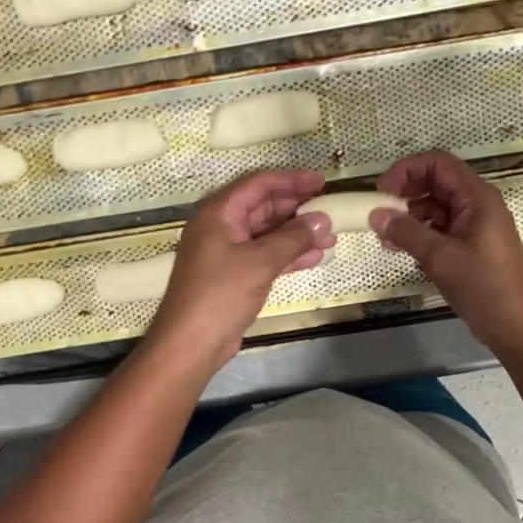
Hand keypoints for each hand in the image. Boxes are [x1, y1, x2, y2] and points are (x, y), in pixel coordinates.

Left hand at [147, 169, 333, 364]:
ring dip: (297, 234)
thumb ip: (293, 238)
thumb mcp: (260, 262)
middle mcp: (221, 226)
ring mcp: (227, 251)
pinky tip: (314, 258)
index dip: (292, 180)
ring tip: (329, 237)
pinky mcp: (234, 275)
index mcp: (219, 212)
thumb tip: (322, 220)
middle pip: (264, 207)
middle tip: (330, 211)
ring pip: (267, 233)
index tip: (322, 182)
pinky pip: (265, 256)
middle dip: (298, 210)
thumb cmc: (220, 295)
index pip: (259, 184)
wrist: (192, 342)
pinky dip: (288, 255)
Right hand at [369, 151, 522, 351]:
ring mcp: (475, 227)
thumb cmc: (484, 288)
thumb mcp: (441, 258)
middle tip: (378, 214)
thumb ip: (407, 233)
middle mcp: (477, 205)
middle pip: (436, 184)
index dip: (407, 170)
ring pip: (436, 209)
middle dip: (405, 194)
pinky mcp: (471, 248)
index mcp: (477, 197)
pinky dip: (420, 235)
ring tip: (384, 237)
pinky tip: (399, 248)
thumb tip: (376, 214)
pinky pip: (441, 230)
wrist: (515, 327)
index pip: (438, 164)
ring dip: (409, 218)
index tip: (382, 190)